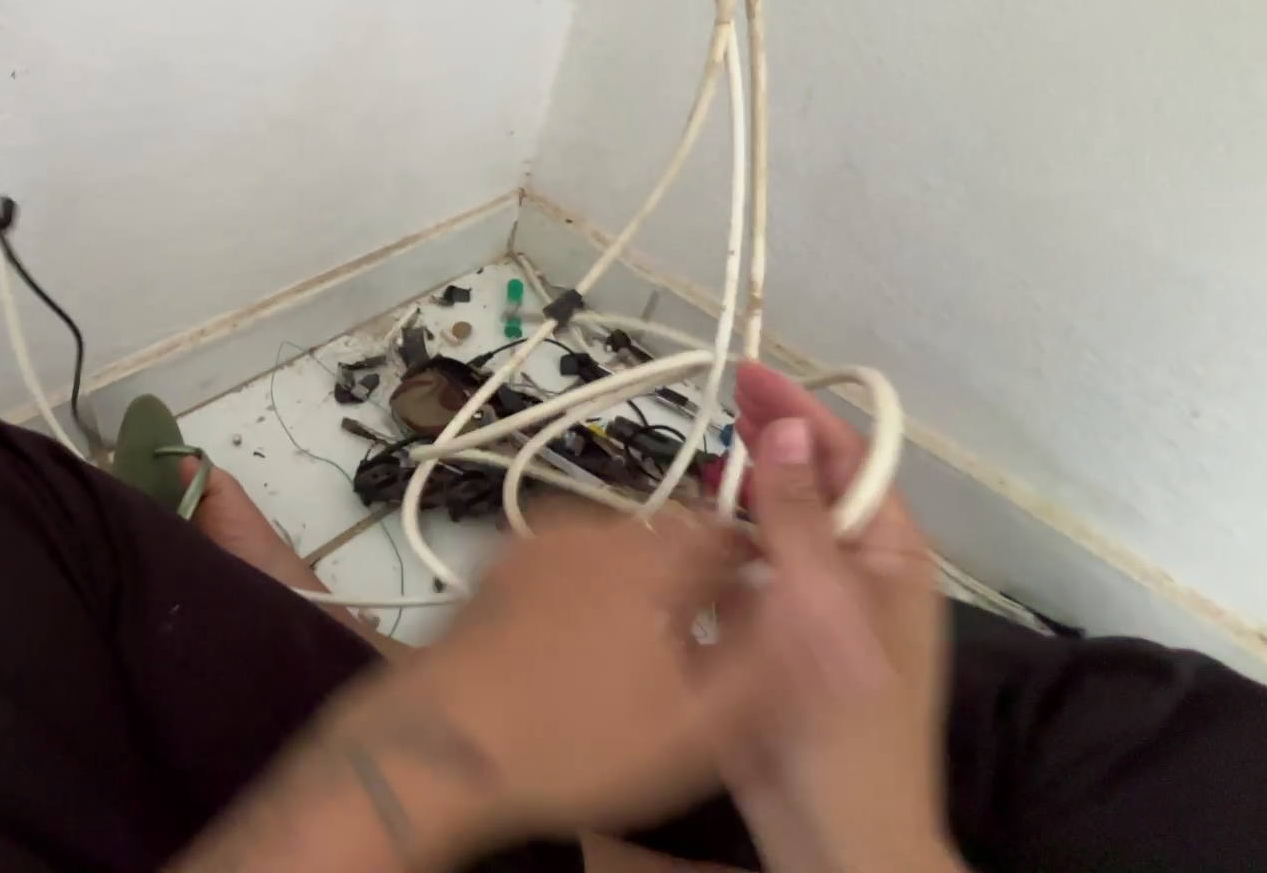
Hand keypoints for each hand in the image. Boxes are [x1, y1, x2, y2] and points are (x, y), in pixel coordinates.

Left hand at [312, 510, 765, 859]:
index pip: (719, 525)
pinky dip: (587, 579)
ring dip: (639, 577)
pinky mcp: (495, 562)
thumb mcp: (693, 724)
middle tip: (702, 634)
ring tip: (641, 643)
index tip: (760, 600)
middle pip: (662, 532)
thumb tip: (821, 620)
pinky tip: (580, 635)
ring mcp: (530, 540)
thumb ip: (767, 664)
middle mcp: (583, 528)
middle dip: (693, 573)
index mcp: (640, 555)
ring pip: (610, 542)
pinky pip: (561, 554)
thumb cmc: (573, 739)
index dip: (749, 561)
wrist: (445, 741)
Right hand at [717, 364, 959, 872]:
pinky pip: (741, 562)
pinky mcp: (767, 624)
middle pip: (807, 483)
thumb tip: (784, 430)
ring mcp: (807, 596)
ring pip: (769, 521)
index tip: (746, 373)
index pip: (844, 458)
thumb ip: (795, 513)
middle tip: (723, 398)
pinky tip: (691, 524)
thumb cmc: (843, 716)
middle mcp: (850, 565)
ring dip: (741, 486)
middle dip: (770, 438)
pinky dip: (719, 536)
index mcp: (886, 552)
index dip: (797, 410)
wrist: (828, 826)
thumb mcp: (819, 601)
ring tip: (704, 455)